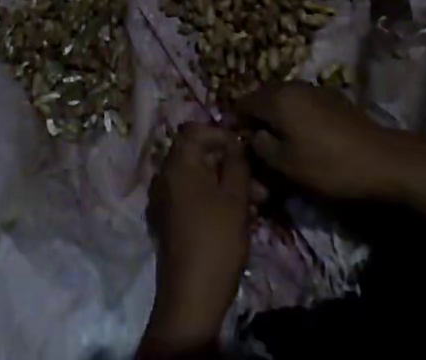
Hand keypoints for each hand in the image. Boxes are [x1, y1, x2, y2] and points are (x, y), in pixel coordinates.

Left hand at [142, 124, 254, 354]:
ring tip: (257, 204)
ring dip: (227, 184)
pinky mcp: (170, 219)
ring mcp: (165, 198)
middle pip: (198, 154)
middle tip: (260, 184)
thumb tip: (234, 143)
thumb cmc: (216, 240)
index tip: (246, 150)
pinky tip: (239, 217)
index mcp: (177, 163)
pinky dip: (215, 198)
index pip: (196, 130)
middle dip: (230, 164)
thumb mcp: (235, 198)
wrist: (191, 295)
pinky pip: (193, 196)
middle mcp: (165, 175)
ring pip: (199, 177)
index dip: (221, 134)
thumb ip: (236, 163)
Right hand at [237, 82, 408, 201]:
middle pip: (262, 97)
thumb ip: (260, 147)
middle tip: (259, 146)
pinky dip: (295, 115)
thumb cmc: (329, 165)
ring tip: (281, 143)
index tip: (239, 146)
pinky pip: (301, 102)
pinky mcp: (331, 97)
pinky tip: (305, 137)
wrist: (383, 160)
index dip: (236, 123)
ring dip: (277, 116)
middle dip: (257, 118)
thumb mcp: (286, 165)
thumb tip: (251, 135)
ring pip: (283, 99)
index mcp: (276, 98)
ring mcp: (313, 89)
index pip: (242, 103)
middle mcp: (291, 86)